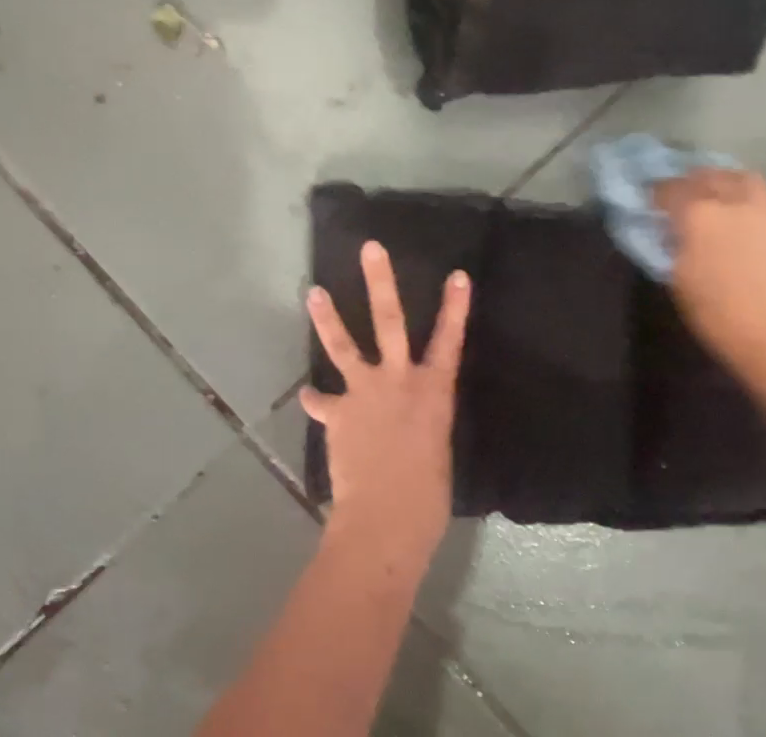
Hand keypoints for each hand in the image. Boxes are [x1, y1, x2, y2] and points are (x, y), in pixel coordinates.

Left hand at [304, 241, 470, 564]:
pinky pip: (323, 402)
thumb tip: (408, 422)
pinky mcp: (338, 413)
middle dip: (380, 281)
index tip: (457, 275)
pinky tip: (308, 396)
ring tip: (312, 291)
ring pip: (344, 344)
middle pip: (390, 320)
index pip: (450, 340)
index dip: (455, 307)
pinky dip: (317, 401)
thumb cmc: (427, 496)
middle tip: (371, 248)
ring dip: (327, 317)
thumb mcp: (436, 450)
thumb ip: (422, 424)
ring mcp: (365, 393)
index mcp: (434, 392)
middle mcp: (400, 381)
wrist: (386, 517)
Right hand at [654, 168, 765, 373]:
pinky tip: (739, 209)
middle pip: (706, 176)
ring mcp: (762, 209)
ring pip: (740, 177)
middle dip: (690, 181)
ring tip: (714, 192)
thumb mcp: (678, 278)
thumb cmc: (716, 312)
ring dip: (722, 180)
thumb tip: (671, 230)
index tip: (652, 202)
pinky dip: (746, 194)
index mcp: (697, 215)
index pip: (670, 190)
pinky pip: (762, 195)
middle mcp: (731, 202)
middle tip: (681, 194)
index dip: (657, 193)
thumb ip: (673, 245)